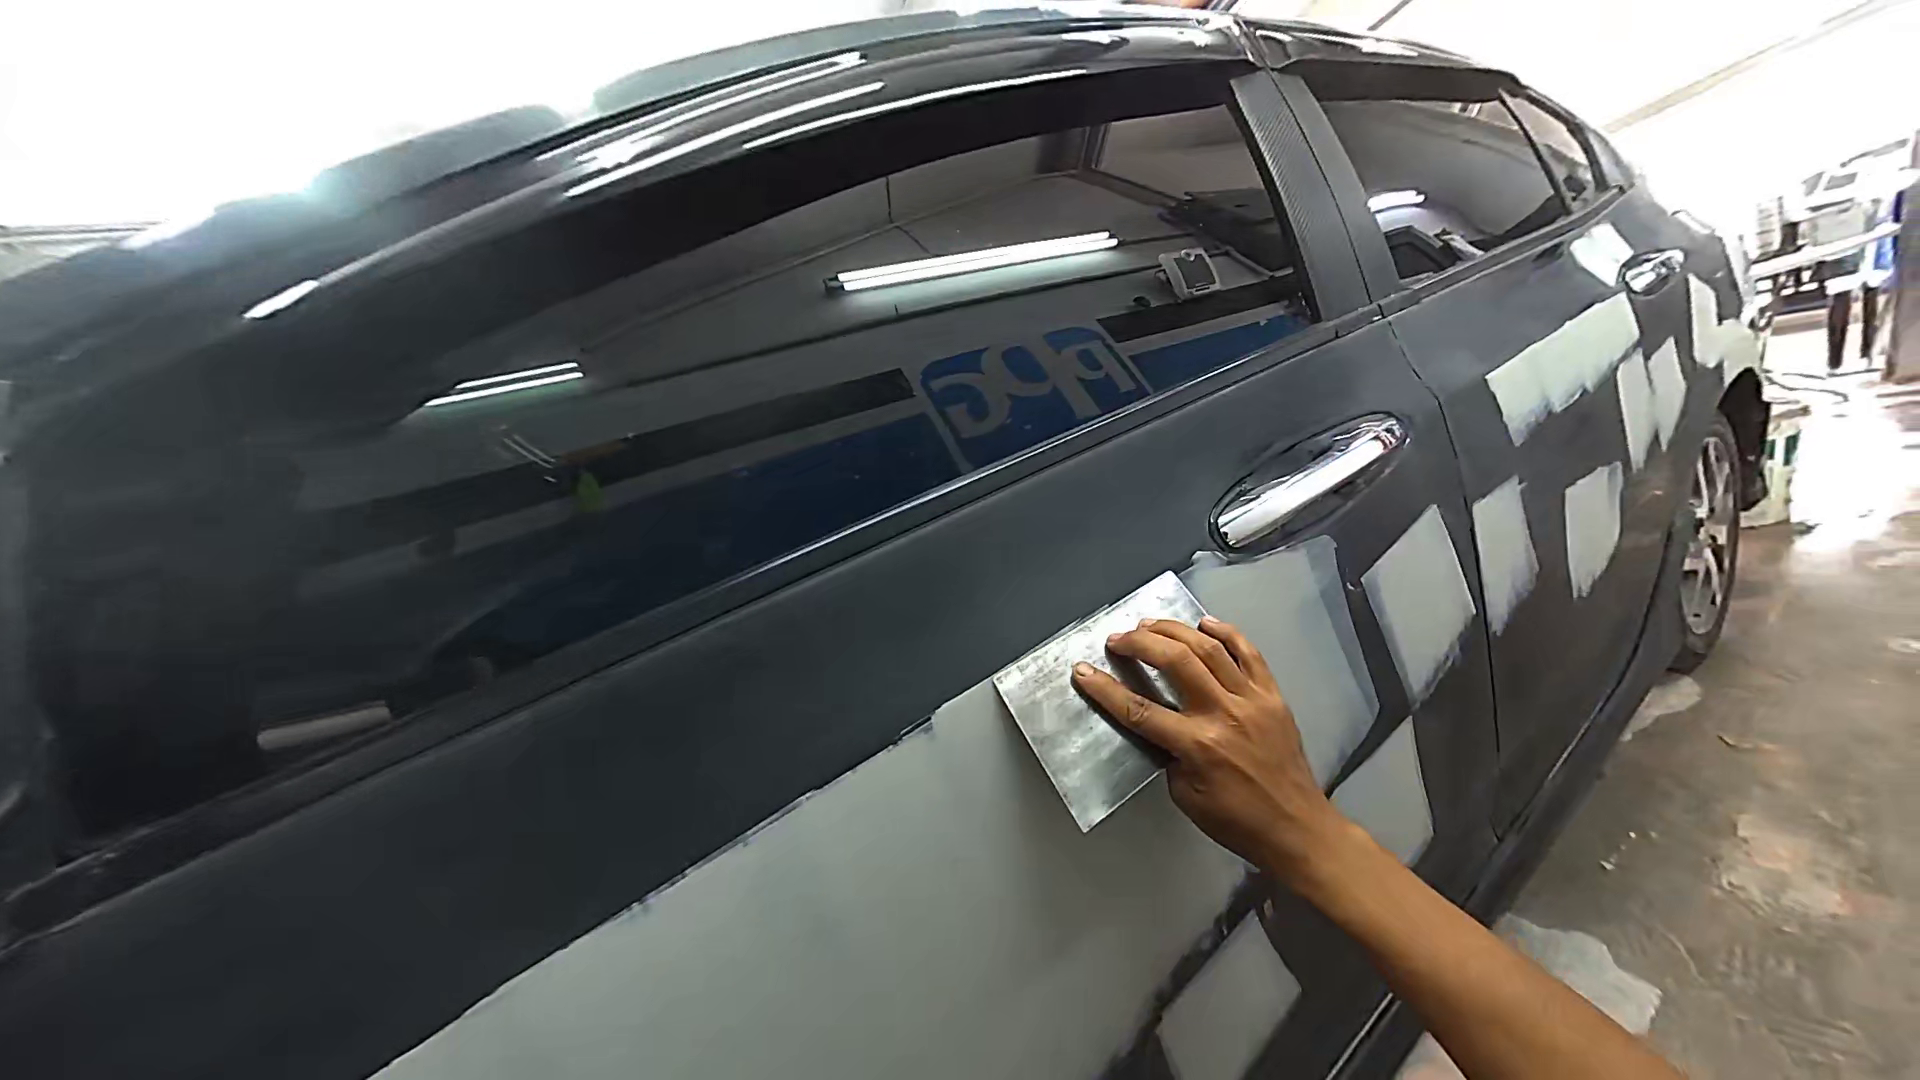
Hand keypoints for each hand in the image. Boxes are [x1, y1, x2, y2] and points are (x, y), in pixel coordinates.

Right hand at [1071, 616, 1348, 878]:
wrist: (1298, 828)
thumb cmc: (1236, 820)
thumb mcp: (1185, 794)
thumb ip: (1167, 752)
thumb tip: (1155, 721)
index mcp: (1198, 746)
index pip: (1140, 710)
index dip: (1105, 689)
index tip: (1083, 671)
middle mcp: (1224, 715)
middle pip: (1174, 662)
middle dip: (1140, 643)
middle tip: (1118, 639)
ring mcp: (1252, 700)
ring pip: (1208, 648)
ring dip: (1174, 630)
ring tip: (1150, 624)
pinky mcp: (1273, 695)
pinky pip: (1249, 653)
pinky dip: (1226, 632)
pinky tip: (1204, 623)